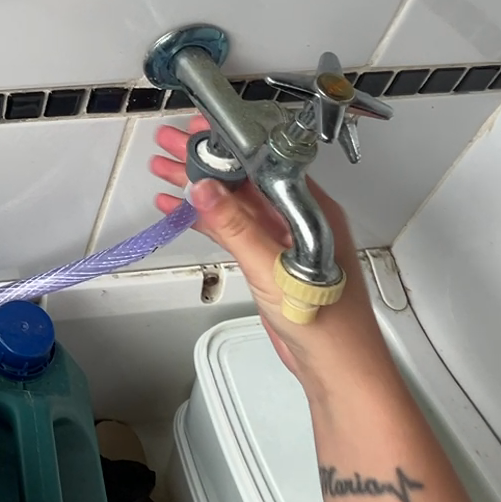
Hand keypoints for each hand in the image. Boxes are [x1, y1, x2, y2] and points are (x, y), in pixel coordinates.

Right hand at [151, 116, 394, 395]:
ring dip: (198, 186)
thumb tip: (204, 189)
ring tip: (163, 168)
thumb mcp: (273, 268)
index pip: (264, 163)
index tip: (198, 130)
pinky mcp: (265, 258)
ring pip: (232, 200)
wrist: (336, 371)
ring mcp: (280, 238)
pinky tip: (177, 209)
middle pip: (243, 178)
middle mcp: (296, 217)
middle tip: (170, 145)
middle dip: (206, 160)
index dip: (228, 144)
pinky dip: (203, 217)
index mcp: (310, 209)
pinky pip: (229, 227)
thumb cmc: (328, 324)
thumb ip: (236, 227)